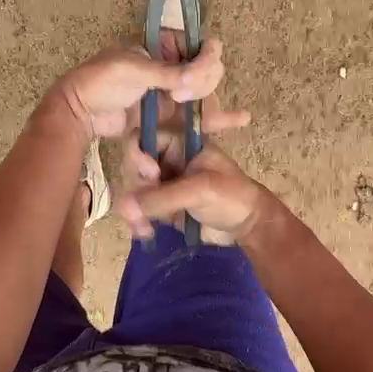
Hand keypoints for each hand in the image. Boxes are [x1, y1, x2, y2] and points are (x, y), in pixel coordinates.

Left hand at [49, 39, 227, 138]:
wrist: (80, 111)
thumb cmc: (101, 81)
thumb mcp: (134, 71)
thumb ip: (168, 73)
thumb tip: (198, 78)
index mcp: (162, 45)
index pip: (200, 46)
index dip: (204, 61)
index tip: (191, 78)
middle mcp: (171, 65)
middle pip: (207, 70)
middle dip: (204, 84)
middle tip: (180, 96)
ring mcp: (171, 90)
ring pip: (204, 93)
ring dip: (212, 102)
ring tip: (218, 114)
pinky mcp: (168, 114)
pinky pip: (194, 114)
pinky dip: (216, 117)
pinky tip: (241, 118)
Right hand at [116, 146, 275, 240]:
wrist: (248, 226)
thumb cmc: (231, 196)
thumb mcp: (200, 190)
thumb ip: (163, 196)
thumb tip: (124, 206)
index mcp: (179, 143)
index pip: (143, 138)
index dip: (138, 155)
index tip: (151, 175)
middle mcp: (166, 159)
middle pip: (133, 166)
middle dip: (136, 187)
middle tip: (145, 203)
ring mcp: (163, 183)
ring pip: (133, 189)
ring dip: (133, 209)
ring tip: (142, 227)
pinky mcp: (162, 205)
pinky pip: (140, 209)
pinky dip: (138, 220)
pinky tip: (145, 232)